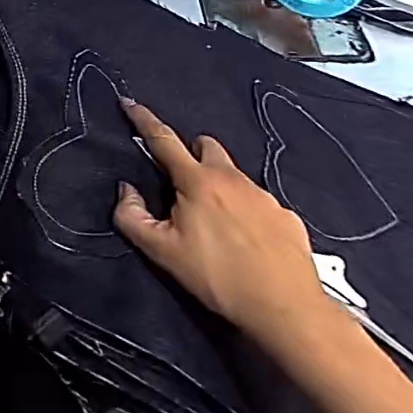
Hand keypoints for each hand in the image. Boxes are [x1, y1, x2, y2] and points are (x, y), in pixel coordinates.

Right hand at [115, 99, 335, 338]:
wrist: (285, 308)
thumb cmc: (217, 278)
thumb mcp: (161, 252)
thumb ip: (132, 217)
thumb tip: (127, 190)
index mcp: (198, 182)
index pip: (164, 140)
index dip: (143, 120)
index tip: (130, 104)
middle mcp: (233, 178)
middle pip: (206, 146)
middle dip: (191, 153)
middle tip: (182, 185)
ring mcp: (264, 195)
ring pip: (234, 175)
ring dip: (219, 185)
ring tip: (215, 224)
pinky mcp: (286, 215)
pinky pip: (258, 202)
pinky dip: (245, 210)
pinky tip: (246, 241)